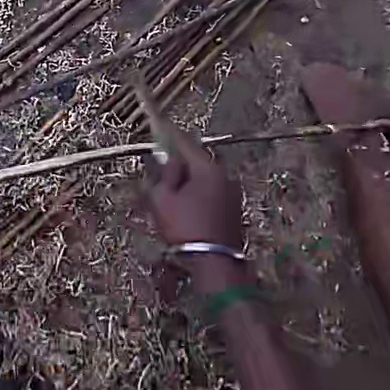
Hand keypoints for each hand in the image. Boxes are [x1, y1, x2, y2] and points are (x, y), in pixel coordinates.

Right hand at [135, 80, 243, 254]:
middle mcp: (223, 175)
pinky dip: (194, 195)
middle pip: (194, 161)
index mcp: (207, 168)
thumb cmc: (185, 228)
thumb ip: (163, 175)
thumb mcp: (163, 200)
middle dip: (175, 165)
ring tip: (167, 197)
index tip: (158, 124)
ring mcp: (231, 194)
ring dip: (184, 183)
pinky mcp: (232, 211)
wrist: (215, 266)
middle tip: (158, 172)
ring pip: (201, 180)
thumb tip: (169, 161)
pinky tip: (182, 210)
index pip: (184, 142)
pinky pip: (208, 194)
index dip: (168, 133)